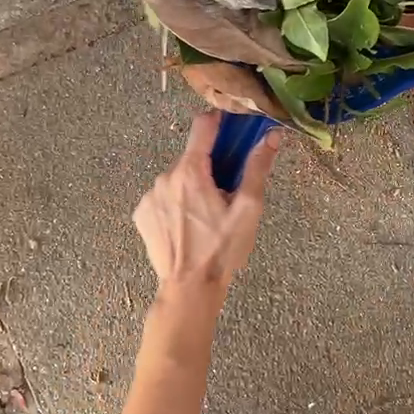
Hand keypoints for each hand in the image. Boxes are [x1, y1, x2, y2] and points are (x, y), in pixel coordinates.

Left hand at [132, 111, 280, 305]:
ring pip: (178, 177)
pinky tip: (188, 225)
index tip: (234, 131)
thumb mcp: (248, 208)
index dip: (220, 122)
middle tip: (226, 191)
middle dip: (210, 165)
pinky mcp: (141, 214)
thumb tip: (272, 136)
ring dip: (193, 185)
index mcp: (190, 171)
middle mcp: (165, 177)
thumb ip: (258, 167)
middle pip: (192, 156)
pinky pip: (163, 196)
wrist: (189, 291)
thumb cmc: (222, 249)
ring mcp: (149, 196)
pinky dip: (176, 202)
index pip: (203, 125)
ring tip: (207, 214)